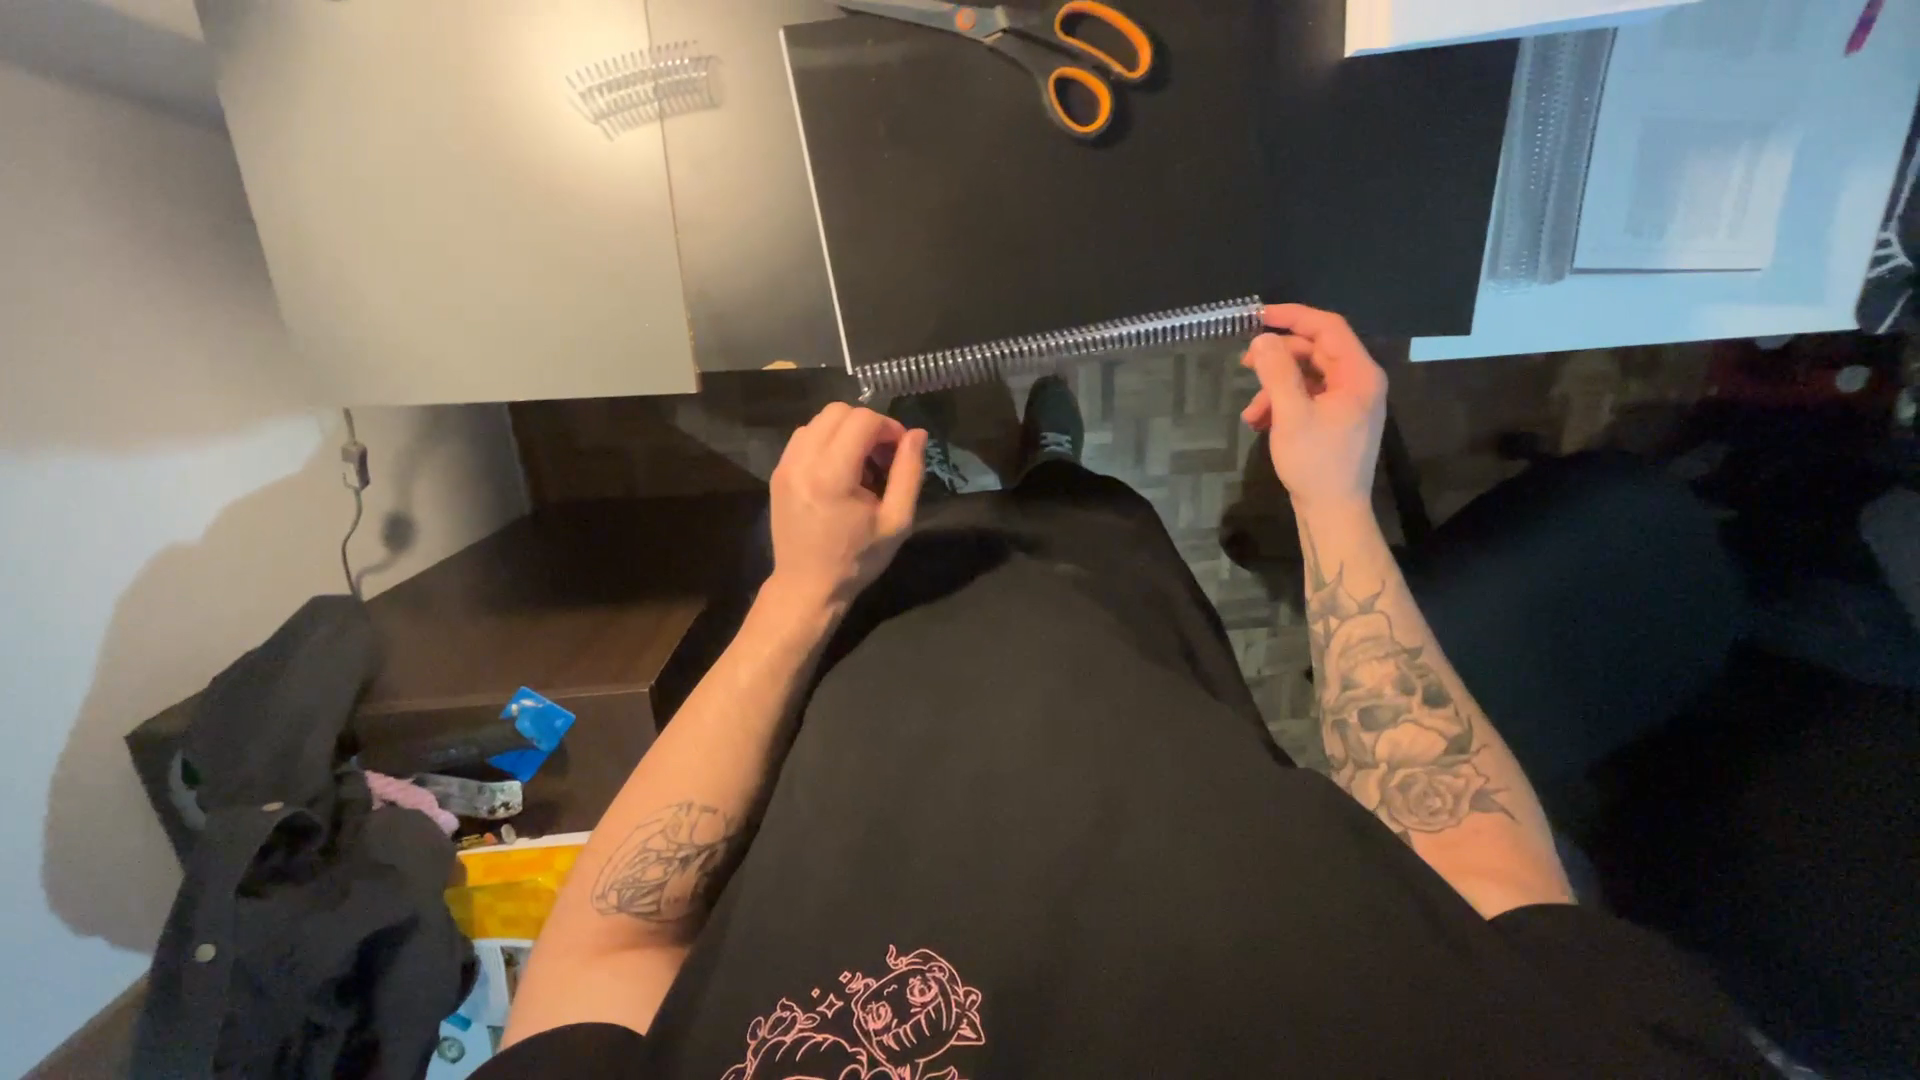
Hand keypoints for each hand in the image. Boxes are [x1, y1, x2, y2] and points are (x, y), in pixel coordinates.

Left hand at [766, 403, 926, 609]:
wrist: (807, 586)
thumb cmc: (857, 560)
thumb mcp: (896, 521)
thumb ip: (909, 473)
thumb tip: (917, 434)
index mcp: (832, 475)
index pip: (862, 420)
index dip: (889, 427)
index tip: (900, 451)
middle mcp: (802, 462)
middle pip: (838, 411)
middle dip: (867, 425)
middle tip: (882, 456)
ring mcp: (785, 466)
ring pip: (819, 421)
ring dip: (846, 431)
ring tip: (861, 464)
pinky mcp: (778, 473)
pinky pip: (804, 437)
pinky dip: (826, 441)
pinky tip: (839, 470)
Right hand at [1239, 304, 1386, 512]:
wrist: (1333, 511)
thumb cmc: (1316, 462)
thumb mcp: (1290, 414)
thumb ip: (1277, 372)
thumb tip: (1263, 339)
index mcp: (1358, 375)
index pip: (1328, 328)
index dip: (1293, 317)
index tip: (1258, 316)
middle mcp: (1358, 383)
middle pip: (1315, 352)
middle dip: (1278, 358)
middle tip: (1245, 365)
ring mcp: (1348, 403)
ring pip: (1307, 377)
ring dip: (1274, 388)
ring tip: (1250, 413)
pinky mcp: (1335, 421)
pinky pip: (1307, 398)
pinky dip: (1282, 405)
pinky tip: (1259, 423)